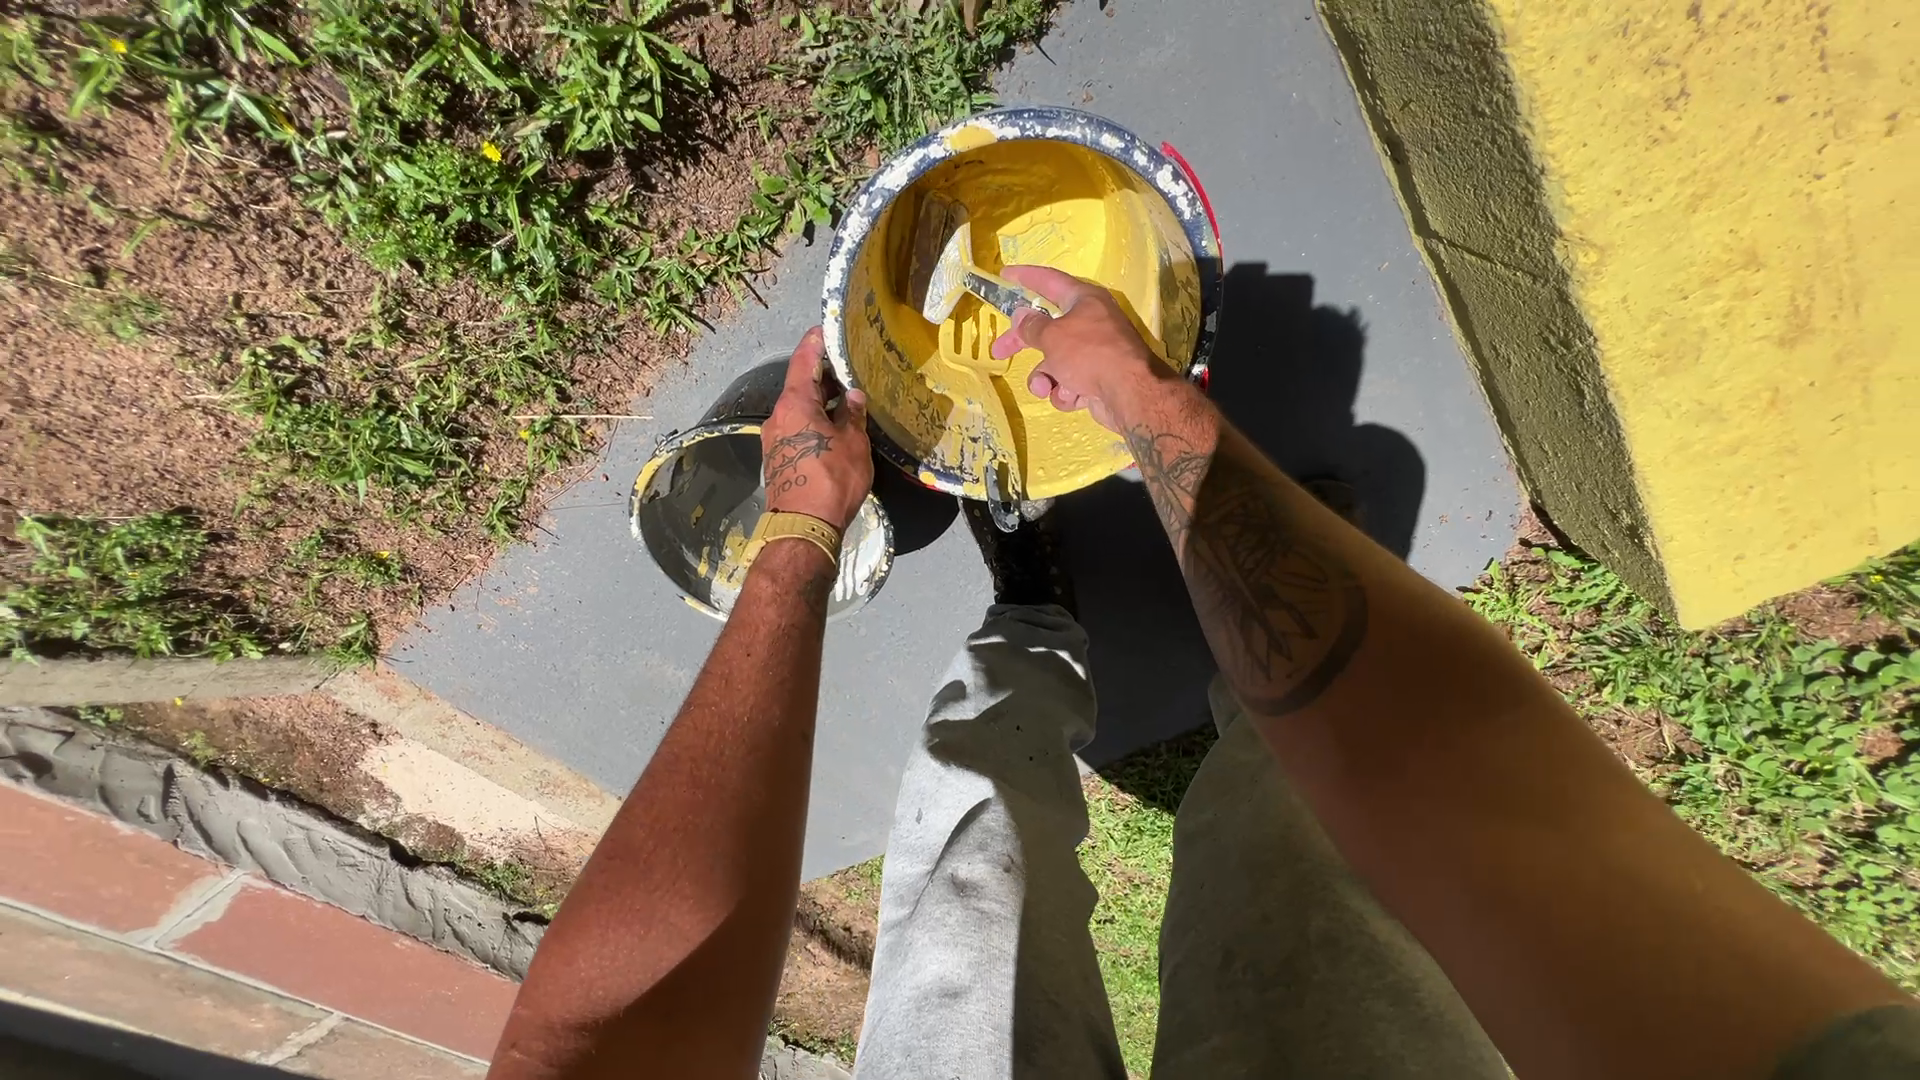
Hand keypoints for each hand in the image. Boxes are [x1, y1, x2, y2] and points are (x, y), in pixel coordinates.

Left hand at [761, 326, 872, 531]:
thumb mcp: (853, 443)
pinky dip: (814, 420)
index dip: (816, 342)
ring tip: (847, 396)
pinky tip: (834, 425)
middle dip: (823, 375)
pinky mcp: (778, 458)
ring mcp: (774, 439)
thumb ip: (852, 415)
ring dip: (819, 400)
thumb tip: (852, 397)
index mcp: (794, 404)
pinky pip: (797, 428)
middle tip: (849, 366)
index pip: (803, 360)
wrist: (804, 527)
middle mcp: (778, 416)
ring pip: (798, 409)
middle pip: (799, 385)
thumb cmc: (832, 480)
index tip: (827, 328)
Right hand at [989, 265, 1165, 431]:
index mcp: (1083, 300)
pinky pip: (1068, 383)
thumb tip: (1021, 316)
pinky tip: (1073, 396)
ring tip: (1047, 387)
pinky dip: (1065, 391)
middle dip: (1023, 344)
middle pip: (1046, 329)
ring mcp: (1093, 354)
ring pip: (1054, 363)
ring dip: (1045, 377)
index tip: (1005, 275)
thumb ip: (1032, 326)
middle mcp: (1089, 323)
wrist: (1127, 392)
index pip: (1049, 281)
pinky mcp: (1095, 380)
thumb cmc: (1089, 353)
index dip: (1026, 277)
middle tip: (999, 352)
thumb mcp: (1053, 336)